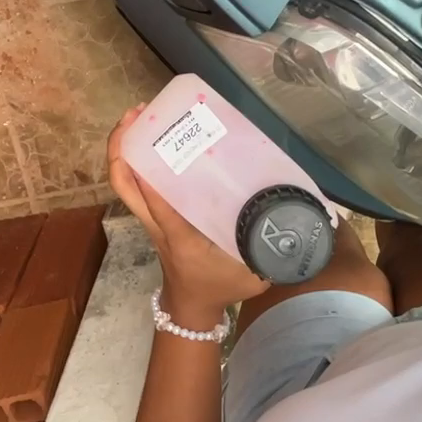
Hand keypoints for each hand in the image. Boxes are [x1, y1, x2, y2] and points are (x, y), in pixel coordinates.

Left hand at [107, 107, 267, 328]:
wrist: (190, 309)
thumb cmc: (219, 288)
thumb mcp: (252, 274)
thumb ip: (272, 249)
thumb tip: (299, 220)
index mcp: (180, 237)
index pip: (159, 205)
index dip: (149, 175)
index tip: (153, 140)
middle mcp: (158, 224)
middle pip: (124, 183)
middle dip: (122, 145)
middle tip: (138, 112)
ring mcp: (150, 219)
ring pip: (124, 182)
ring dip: (124, 148)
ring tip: (139, 114)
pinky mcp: (153, 216)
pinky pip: (136, 185)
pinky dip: (136, 159)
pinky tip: (156, 137)